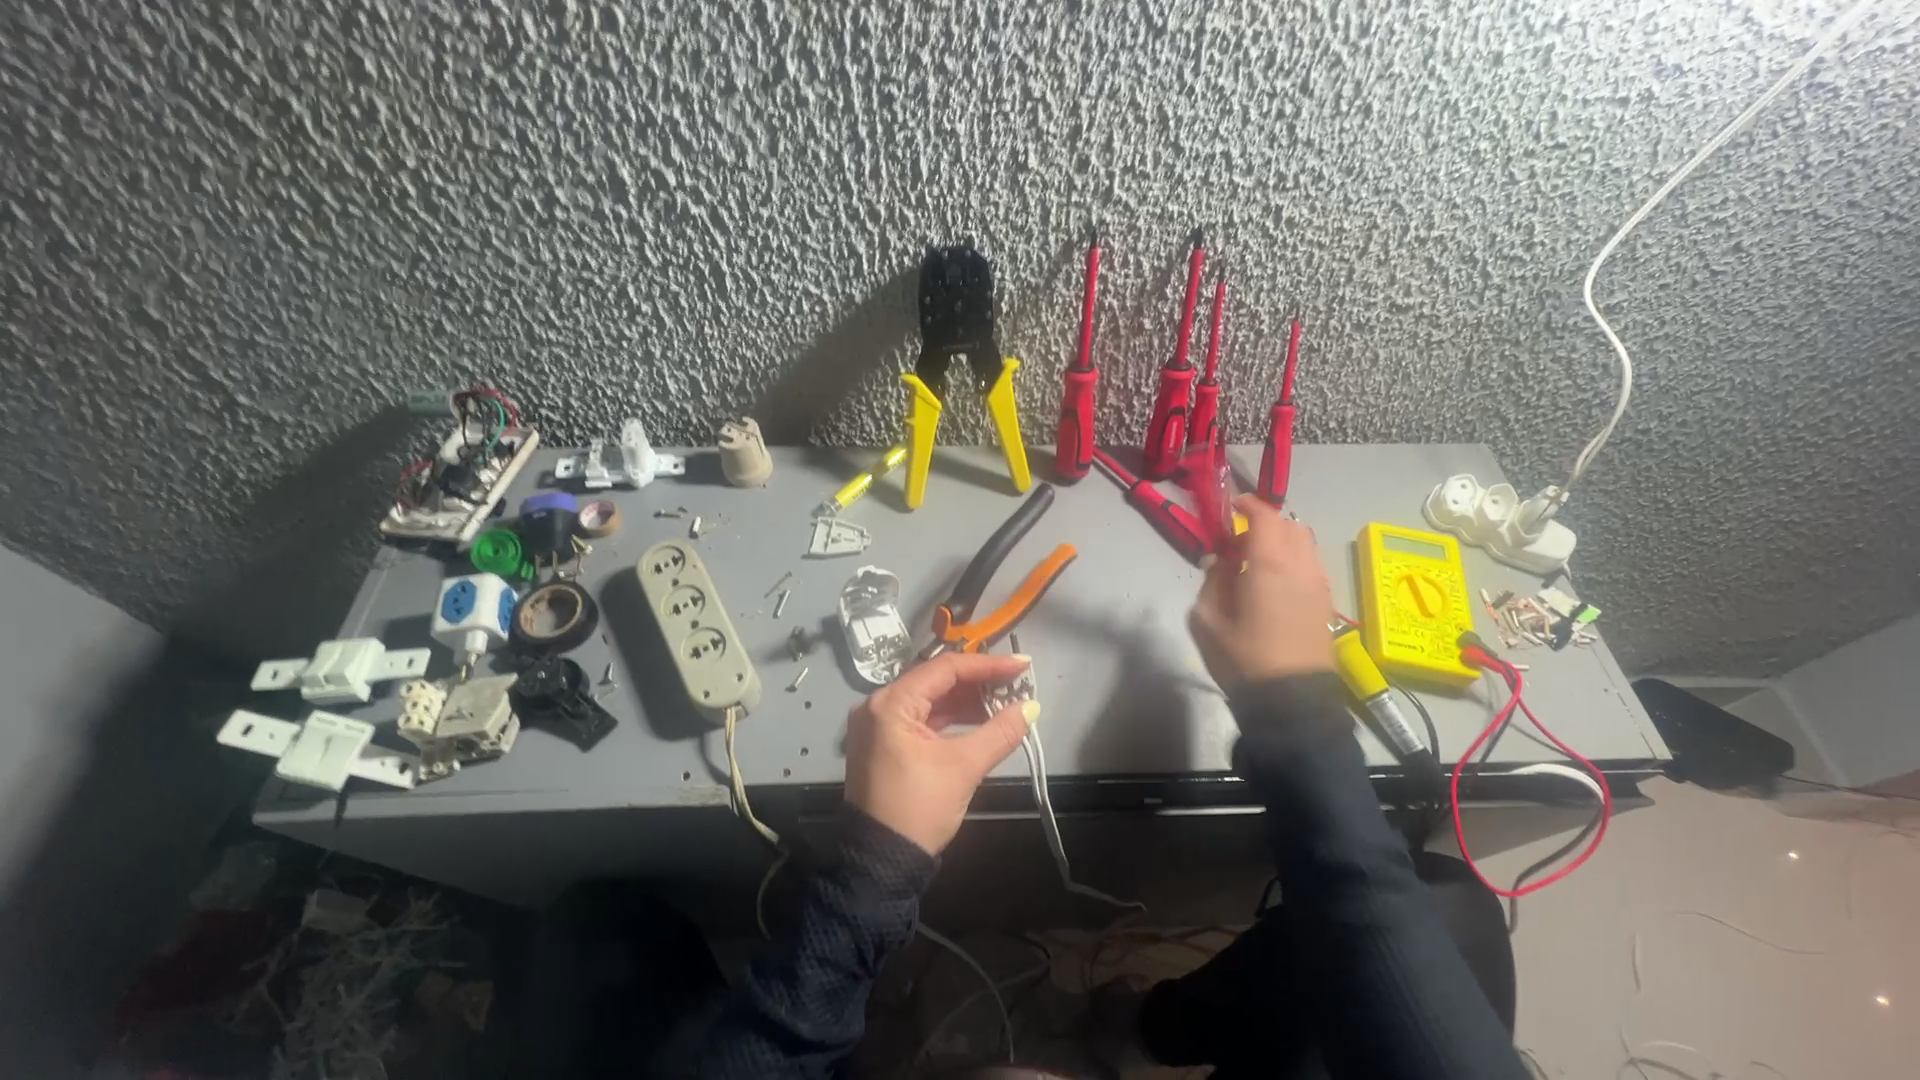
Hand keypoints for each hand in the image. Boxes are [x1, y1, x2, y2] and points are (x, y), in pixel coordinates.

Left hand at [845, 652, 1039, 855]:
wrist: (880, 862)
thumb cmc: (918, 809)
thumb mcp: (963, 768)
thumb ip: (999, 732)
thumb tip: (1031, 707)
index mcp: (890, 704)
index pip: (944, 669)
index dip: (987, 665)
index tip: (1021, 665)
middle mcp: (879, 706)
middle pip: (936, 681)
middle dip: (978, 682)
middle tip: (1017, 684)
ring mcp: (879, 726)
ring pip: (930, 700)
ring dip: (967, 701)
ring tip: (1006, 702)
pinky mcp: (885, 745)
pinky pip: (923, 719)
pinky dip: (952, 718)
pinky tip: (981, 720)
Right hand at [1189, 494, 1336, 689]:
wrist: (1292, 699)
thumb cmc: (1243, 658)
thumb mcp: (1208, 620)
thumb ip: (1212, 582)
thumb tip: (1220, 562)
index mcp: (1269, 563)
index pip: (1264, 515)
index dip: (1246, 504)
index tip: (1228, 508)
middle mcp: (1300, 564)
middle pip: (1287, 524)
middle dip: (1262, 522)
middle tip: (1237, 541)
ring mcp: (1318, 582)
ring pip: (1304, 542)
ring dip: (1281, 540)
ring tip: (1258, 562)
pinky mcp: (1326, 601)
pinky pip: (1310, 563)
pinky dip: (1293, 559)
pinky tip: (1275, 583)